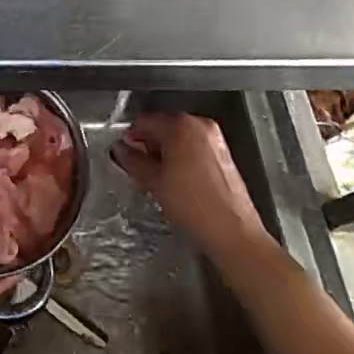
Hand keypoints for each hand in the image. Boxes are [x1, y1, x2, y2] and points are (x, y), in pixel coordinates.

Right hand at [110, 112, 268, 260]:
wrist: (233, 233)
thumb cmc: (196, 207)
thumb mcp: (154, 182)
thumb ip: (133, 160)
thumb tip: (121, 150)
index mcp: (180, 125)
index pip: (144, 120)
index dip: (130, 135)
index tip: (124, 150)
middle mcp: (199, 125)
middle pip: (163, 124)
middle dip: (148, 143)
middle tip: (138, 164)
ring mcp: (214, 138)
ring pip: (179, 135)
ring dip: (165, 150)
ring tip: (158, 176)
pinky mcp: (223, 153)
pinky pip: (194, 145)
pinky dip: (182, 155)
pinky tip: (177, 179)